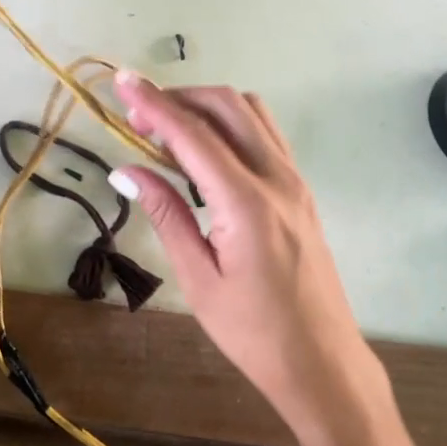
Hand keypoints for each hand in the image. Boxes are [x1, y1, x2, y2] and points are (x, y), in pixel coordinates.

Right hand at [106, 73, 366, 409]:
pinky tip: (204, 150)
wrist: (324, 365)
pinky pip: (264, 132)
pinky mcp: (300, 189)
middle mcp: (276, 179)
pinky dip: (229, 122)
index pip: (192, 134)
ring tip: (168, 131)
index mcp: (247, 203)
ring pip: (250, 111)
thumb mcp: (198, 280)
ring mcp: (295, 180)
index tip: (122, 80)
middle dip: (178, 98)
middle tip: (137, 118)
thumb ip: (166, 214)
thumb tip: (125, 170)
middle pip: (226, 105)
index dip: (153, 103)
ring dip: (205, 105)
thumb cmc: (255, 333)